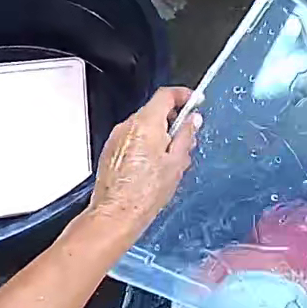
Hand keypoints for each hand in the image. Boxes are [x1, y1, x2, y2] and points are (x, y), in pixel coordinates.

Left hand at [83, 87, 199, 245]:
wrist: (117, 213)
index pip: (166, 95)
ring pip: (144, 125)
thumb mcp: (177, 162)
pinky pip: (133, 138)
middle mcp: (128, 126)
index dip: (184, 95)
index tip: (195, 101)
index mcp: (146, 124)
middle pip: (155, 110)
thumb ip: (186, 136)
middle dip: (173, 120)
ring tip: (171, 158)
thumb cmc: (146, 192)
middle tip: (188, 137)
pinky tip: (154, 166)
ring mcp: (117, 137)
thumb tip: (193, 120)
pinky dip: (146, 144)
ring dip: (160, 134)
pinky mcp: (111, 150)